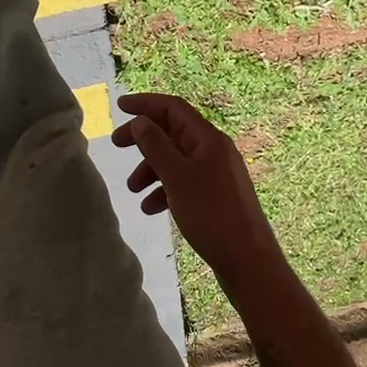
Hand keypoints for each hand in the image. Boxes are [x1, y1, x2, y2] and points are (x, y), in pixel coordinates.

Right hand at [112, 92, 280, 276]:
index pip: (173, 108)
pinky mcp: (215, 197)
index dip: (145, 103)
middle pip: (171, 132)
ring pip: (175, 160)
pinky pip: (183, 183)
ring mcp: (216, 175)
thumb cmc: (212, 214)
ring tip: (132, 188)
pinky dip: (164, 190)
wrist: (249, 264)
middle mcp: (213, 151)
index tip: (120, 107)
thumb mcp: (177, 177)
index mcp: (208, 139)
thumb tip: (140, 121)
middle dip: (143, 138)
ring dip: (150, 169)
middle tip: (116, 144)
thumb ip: (155, 145)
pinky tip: (151, 208)